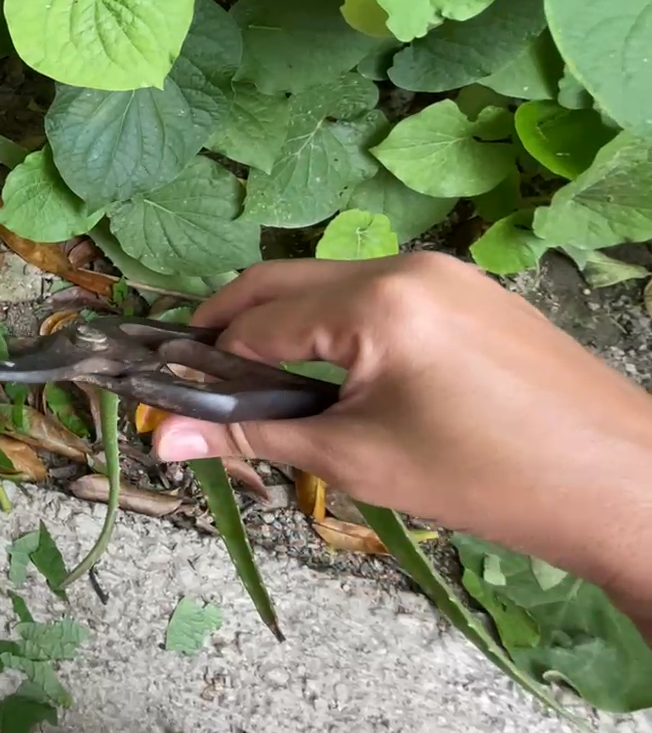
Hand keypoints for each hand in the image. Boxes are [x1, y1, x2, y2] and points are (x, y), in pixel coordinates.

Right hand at [151, 253, 651, 629]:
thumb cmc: (488, 480)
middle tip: (204, 369)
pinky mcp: (465, 286)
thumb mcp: (353, 459)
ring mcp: (440, 271)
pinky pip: (366, 287)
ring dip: (278, 317)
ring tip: (267, 372)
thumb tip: (160, 439)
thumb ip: (246, 436)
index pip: (255, 322)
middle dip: (229, 321)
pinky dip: (328, 316)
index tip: (182, 387)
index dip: (211, 357)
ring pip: (318, 280)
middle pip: (275, 280)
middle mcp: (401, 267)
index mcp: (374, 303)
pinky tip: (333, 361)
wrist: (645, 497)